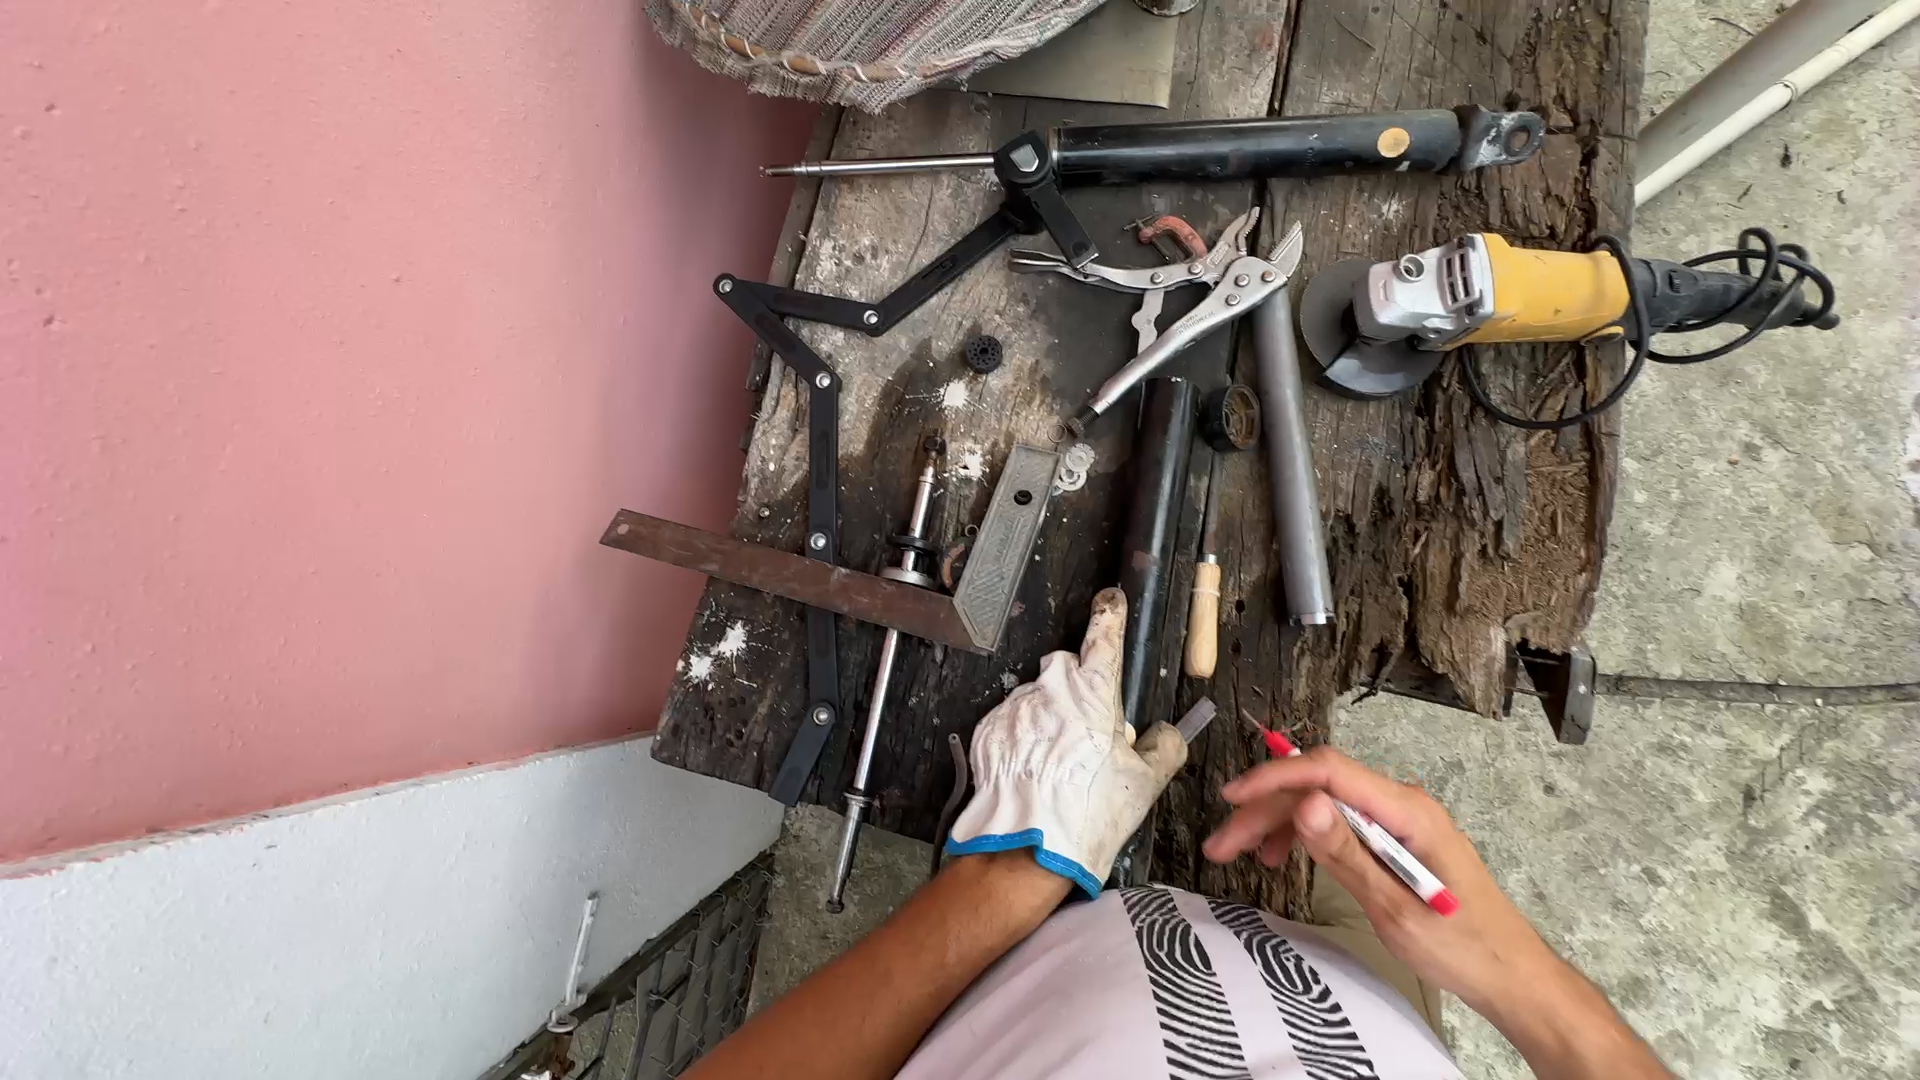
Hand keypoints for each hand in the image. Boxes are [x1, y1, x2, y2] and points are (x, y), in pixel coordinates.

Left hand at [947, 587, 1187, 895]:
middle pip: (1068, 671)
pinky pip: (1014, 720)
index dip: (1110, 615)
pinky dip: (1025, 736)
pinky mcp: (990, 725)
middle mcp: (1051, 686)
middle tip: (1090, 734)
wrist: (1027, 844)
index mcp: (1093, 690)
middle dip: (1079, 691)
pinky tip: (1033, 769)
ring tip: (1059, 764)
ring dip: (1051, 717)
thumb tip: (1168, 732)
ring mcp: (1016, 704)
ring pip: (1040, 698)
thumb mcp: (1144, 783)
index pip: (1104, 636)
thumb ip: (1165, 748)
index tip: (1110, 600)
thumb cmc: (1092, 809)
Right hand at [1202, 747, 1559, 1012]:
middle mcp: (1398, 802)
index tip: (1232, 797)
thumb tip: (1304, 803)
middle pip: (1316, 788)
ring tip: (1239, 852)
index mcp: (1407, 811)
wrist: (1514, 979)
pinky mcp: (1389, 836)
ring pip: (1318, 803)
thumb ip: (1348, 853)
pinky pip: (1334, 821)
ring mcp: (1394, 818)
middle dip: (1263, 811)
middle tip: (1221, 843)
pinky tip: (1278, 855)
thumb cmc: (1463, 949)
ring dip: (1275, 823)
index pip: (1328, 771)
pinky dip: (1300, 835)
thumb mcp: (1398, 909)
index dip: (1274, 777)